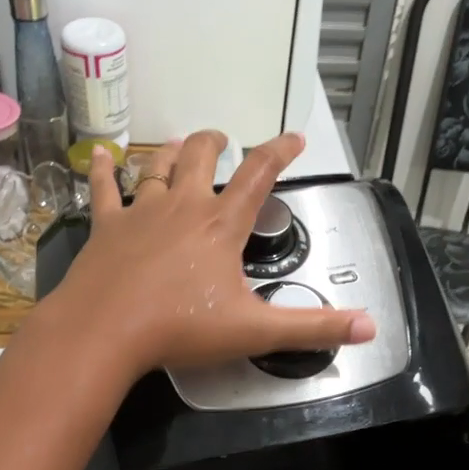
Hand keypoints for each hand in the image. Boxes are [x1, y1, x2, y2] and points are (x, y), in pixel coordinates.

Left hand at [39, 130, 376, 376]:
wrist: (106, 331)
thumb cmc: (181, 328)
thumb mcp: (255, 331)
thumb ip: (313, 327)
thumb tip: (369, 325)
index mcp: (221, 226)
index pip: (258, 175)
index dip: (279, 152)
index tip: (294, 138)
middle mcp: (181, 207)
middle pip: (198, 157)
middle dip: (214, 143)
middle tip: (221, 140)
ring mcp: (140, 213)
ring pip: (156, 167)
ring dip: (168, 152)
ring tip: (175, 144)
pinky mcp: (105, 227)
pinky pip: (103, 189)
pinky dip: (102, 169)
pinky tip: (99, 154)